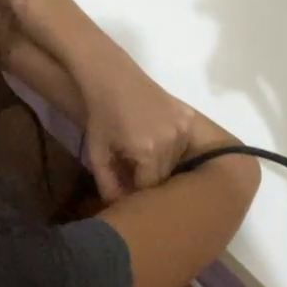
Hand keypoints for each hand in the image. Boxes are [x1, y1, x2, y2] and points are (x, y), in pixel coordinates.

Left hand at [79, 59, 201, 199]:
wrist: (112, 78)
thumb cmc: (100, 116)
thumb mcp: (98, 153)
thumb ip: (107, 184)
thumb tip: (117, 207)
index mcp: (148, 151)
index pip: (149, 187)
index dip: (136, 189)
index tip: (127, 185)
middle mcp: (171, 140)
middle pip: (165, 175)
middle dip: (148, 177)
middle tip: (133, 170)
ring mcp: (183, 127)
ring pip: (176, 161)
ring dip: (161, 163)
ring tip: (143, 153)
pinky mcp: (188, 116)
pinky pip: (183, 143)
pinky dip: (172, 146)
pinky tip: (155, 138)